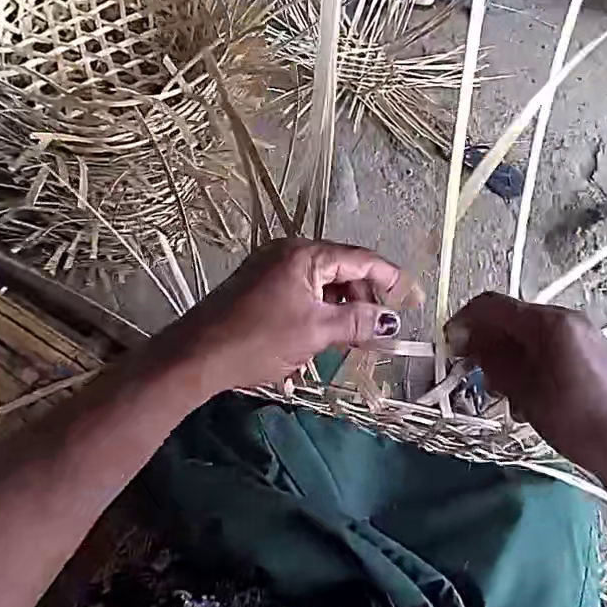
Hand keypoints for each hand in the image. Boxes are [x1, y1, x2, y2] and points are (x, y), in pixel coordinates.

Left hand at [144, 239, 421, 399]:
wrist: (196, 356)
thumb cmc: (259, 339)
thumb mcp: (316, 331)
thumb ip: (358, 321)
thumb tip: (392, 322)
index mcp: (306, 254)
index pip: (360, 259)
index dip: (389, 278)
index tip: (411, 300)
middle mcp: (289, 251)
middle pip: (342, 268)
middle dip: (364, 298)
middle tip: (379, 331)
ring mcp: (272, 265)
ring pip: (322, 281)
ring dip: (342, 306)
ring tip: (353, 338)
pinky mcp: (260, 283)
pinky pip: (303, 289)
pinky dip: (320, 308)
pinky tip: (325, 332)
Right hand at [445, 292, 606, 480]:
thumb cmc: (575, 417)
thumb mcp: (524, 390)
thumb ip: (493, 360)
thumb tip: (470, 341)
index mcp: (549, 321)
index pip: (492, 305)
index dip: (464, 321)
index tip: (449, 345)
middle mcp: (566, 318)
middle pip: (511, 318)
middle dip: (486, 342)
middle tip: (472, 372)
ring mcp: (580, 334)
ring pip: (528, 335)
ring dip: (506, 357)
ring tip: (502, 391)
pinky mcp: (589, 352)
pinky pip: (547, 347)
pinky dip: (528, 363)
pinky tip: (526, 396)